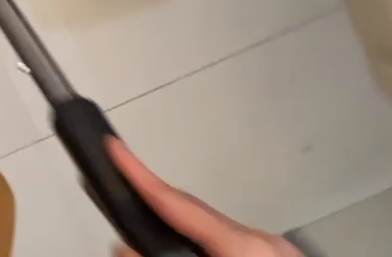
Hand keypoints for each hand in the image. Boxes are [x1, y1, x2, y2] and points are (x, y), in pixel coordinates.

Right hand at [108, 140, 300, 256]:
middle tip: (120, 196)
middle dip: (156, 204)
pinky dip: (207, 246)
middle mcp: (265, 242)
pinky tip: (194, 253)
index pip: (179, 203)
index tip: (110, 146)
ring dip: (182, 232)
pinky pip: (234, 245)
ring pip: (215, 231)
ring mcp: (280, 252)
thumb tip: (123, 248)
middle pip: (194, 212)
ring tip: (152, 235)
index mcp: (247, 248)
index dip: (138, 173)